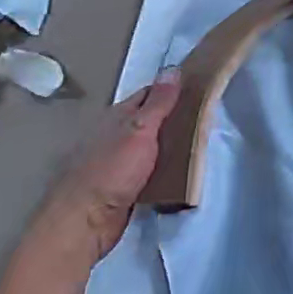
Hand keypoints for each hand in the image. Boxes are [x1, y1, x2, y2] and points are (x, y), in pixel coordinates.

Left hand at [35, 70, 182, 265]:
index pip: (151, 94)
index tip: (201, 89)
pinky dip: (165, 164)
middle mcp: (116, 134)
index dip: (173, 89)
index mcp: (117, 116)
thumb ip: (158, 103)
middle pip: (151, 118)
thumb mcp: (140, 131)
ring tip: (201, 140)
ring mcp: (118, 161)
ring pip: (152, 143)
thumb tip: (172, 69)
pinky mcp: (123, 185)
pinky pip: (151, 167)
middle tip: (208, 116)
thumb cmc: (112, 172)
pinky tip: (181, 167)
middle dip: (176, 116)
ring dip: (172, 142)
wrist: (84, 225)